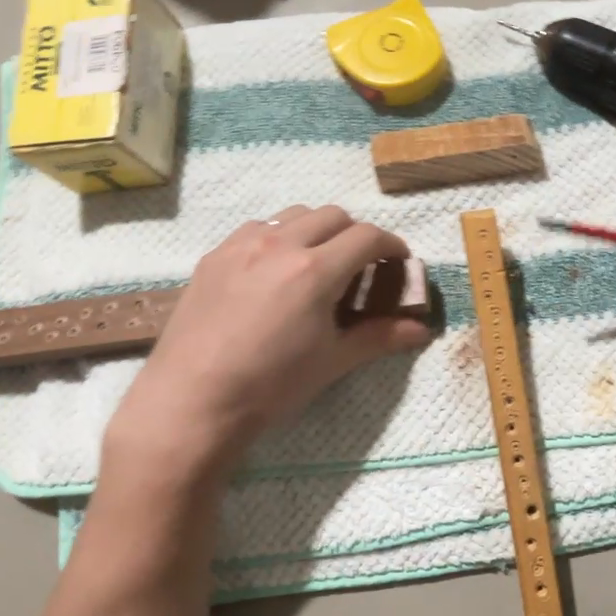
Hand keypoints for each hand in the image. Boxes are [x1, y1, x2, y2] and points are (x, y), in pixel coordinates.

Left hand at [106, 206, 430, 481]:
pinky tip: (274, 272)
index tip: (399, 263)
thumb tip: (422, 330)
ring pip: (293, 214)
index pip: (368, 237)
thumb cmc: (272, 386)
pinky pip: (256, 228)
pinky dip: (278, 237)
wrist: (193, 401)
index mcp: (315, 269)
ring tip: (318, 264)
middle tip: (362, 267)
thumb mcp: (333, 361)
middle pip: (333, 215)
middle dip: (356, 235)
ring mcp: (241, 245)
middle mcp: (279, 244)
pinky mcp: (214, 256)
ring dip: (317, 230)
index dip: (392, 246)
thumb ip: (380, 337)